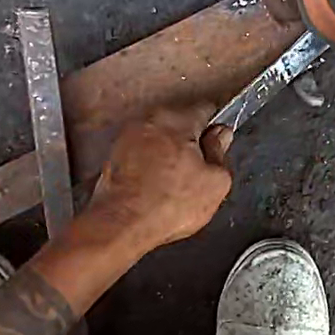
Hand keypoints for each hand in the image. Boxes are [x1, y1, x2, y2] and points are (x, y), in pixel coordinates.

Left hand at [84, 103, 232, 253]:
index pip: (206, 108)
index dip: (217, 128)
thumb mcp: (216, 182)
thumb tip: (220, 137)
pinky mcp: (114, 157)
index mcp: (177, 119)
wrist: (122, 226)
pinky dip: (150, 168)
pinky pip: (141, 156)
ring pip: (159, 141)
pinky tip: (156, 190)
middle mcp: (149, 121)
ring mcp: (127, 138)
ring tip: (174, 187)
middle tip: (199, 173)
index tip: (220, 143)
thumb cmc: (166, 204)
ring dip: (168, 156)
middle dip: (191, 144)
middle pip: (180, 124)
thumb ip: (221, 152)